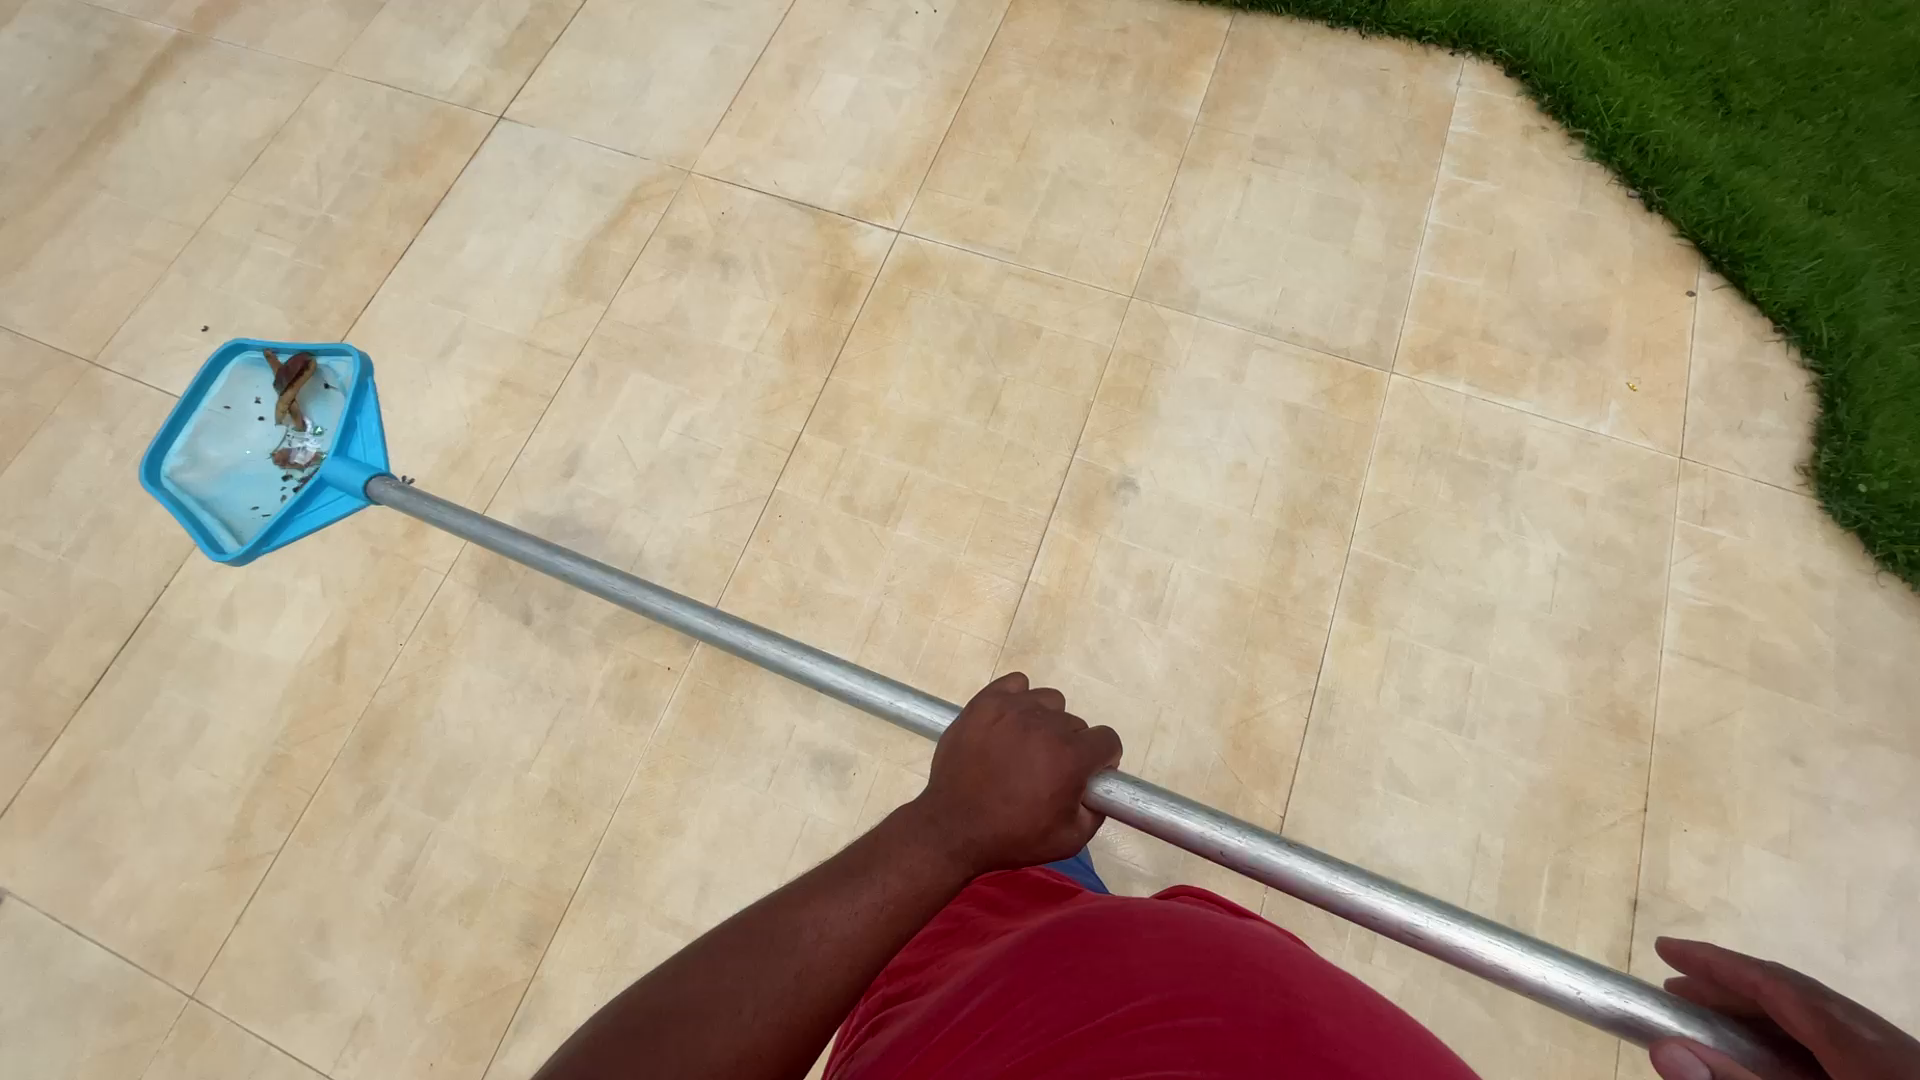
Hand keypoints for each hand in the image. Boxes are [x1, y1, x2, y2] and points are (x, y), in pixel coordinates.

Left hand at [907, 672, 1121, 877]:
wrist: (953, 827)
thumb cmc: (1013, 837)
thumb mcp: (1070, 839)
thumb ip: (1097, 810)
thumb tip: (1099, 785)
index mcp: (1070, 757)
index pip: (1107, 740)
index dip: (1101, 760)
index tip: (1086, 774)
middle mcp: (1045, 725)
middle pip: (1075, 724)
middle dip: (1070, 746)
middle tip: (1046, 770)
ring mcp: (1013, 709)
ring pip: (1048, 702)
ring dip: (1045, 721)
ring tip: (1024, 746)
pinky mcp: (985, 702)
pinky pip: (1016, 684)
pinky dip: (1018, 698)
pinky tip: (1010, 721)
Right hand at [1648, 937, 1919, 1079]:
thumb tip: (1665, 1050)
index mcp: (1877, 1055)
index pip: (1785, 987)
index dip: (1720, 964)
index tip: (1665, 950)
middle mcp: (1900, 1055)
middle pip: (1806, 1004)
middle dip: (1735, 992)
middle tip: (1677, 995)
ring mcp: (1909, 1076)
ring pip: (1830, 1032)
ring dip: (1764, 1021)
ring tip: (1713, 1027)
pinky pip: (1849, 1059)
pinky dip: (1796, 1049)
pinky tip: (1769, 1066)